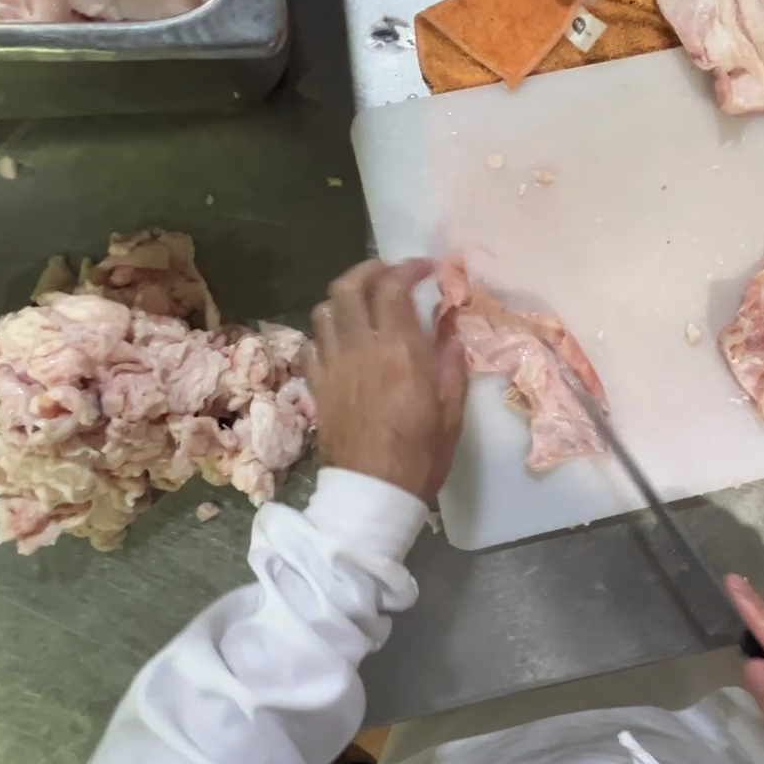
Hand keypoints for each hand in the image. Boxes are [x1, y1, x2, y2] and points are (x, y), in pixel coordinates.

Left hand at [307, 259, 467, 502]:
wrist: (371, 494)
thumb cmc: (420, 456)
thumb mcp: (451, 413)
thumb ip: (452, 366)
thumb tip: (452, 333)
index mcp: (401, 351)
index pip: (395, 288)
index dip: (410, 268)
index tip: (427, 268)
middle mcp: (361, 347)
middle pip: (350, 287)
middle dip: (370, 269)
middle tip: (389, 273)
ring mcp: (333, 365)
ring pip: (325, 309)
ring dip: (345, 298)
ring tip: (364, 304)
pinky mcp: (316, 385)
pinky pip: (312, 342)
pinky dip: (327, 331)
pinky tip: (341, 341)